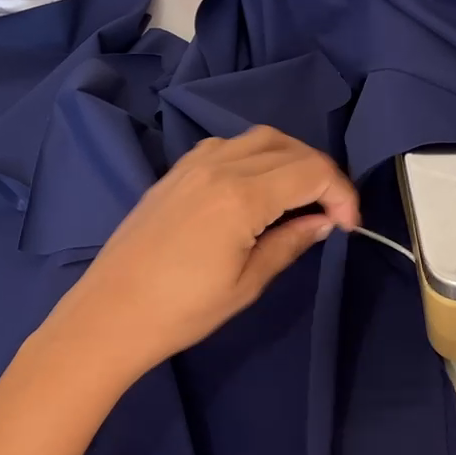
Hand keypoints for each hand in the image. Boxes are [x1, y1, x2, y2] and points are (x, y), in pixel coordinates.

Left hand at [40, 127, 359, 380]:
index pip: (313, 172)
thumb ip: (290, 243)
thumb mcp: (247, 284)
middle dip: (322, 175)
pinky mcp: (176, 172)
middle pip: (292, 148)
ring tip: (300, 195)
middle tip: (330, 212)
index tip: (347, 226)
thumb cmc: (181, 311)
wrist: (108, 316)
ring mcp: (194, 164)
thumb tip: (323, 223)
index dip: (342, 194)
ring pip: (261, 138)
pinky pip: (229, 145)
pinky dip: (257, 155)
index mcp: (241, 197)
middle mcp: (220, 167)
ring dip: (292, 158)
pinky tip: (257, 186)